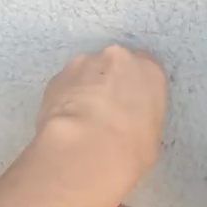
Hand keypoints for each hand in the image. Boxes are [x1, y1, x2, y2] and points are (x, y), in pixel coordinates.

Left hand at [34, 45, 167, 191]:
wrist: (84, 148)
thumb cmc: (131, 147)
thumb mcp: (151, 135)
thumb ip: (140, 115)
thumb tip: (126, 122)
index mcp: (148, 70)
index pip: (146, 68)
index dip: (136, 86)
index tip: (131, 104)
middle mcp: (115, 57)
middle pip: (113, 65)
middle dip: (109, 82)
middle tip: (105, 111)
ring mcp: (82, 63)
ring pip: (86, 72)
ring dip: (85, 88)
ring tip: (81, 118)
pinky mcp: (56, 77)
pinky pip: (65, 84)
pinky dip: (66, 97)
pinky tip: (66, 120)